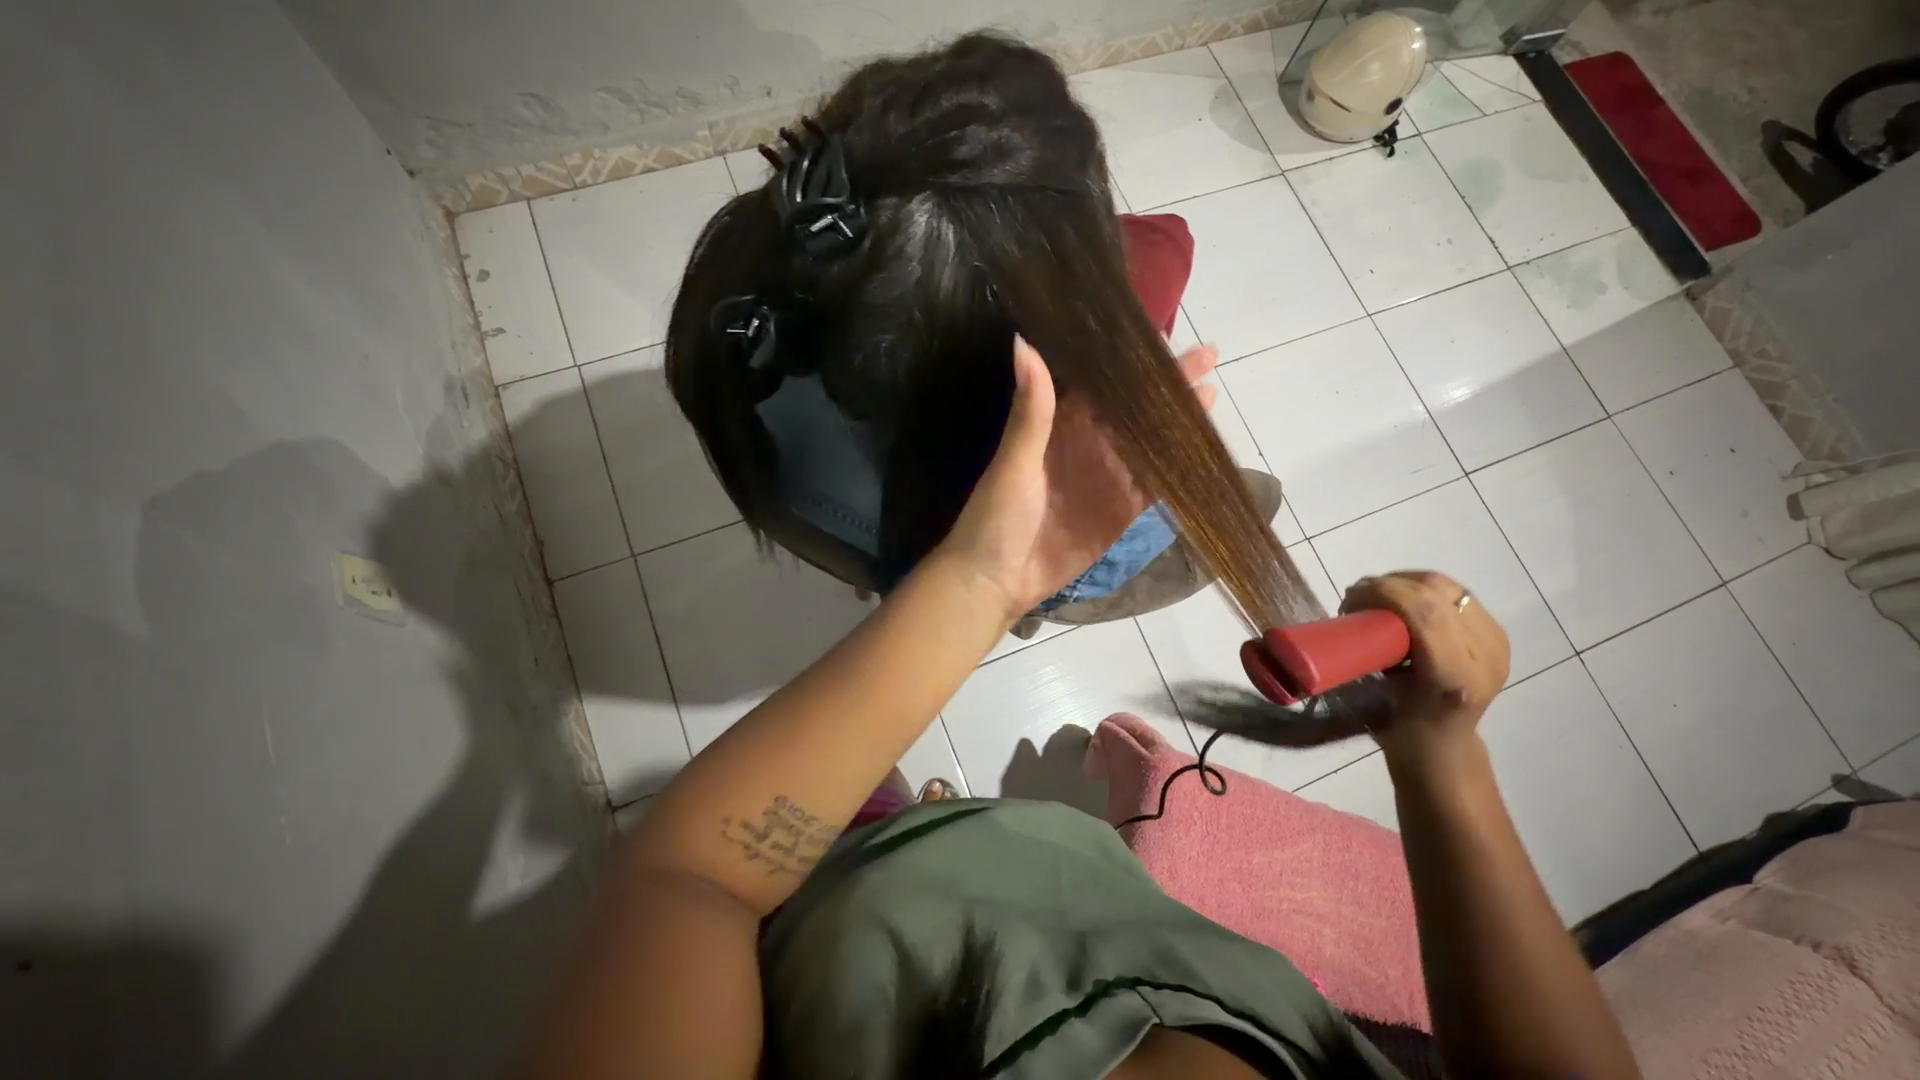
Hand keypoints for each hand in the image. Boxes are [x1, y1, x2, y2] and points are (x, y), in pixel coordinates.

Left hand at [931, 337, 1216, 622]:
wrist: (994, 581)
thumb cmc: (995, 516)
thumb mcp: (1015, 461)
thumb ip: (1032, 409)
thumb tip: (1025, 342)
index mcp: (1060, 427)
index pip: (1104, 386)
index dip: (1132, 364)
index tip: (1165, 340)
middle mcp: (1088, 447)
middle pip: (1134, 411)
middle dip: (1168, 388)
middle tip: (1209, 357)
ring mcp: (1106, 480)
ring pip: (1150, 445)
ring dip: (1178, 425)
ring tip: (1212, 395)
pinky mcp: (1119, 514)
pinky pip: (1153, 487)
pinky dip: (1176, 472)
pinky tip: (1202, 452)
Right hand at [1341, 572, 1510, 766]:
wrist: (1444, 749)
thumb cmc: (1403, 730)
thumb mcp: (1380, 696)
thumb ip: (1375, 653)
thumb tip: (1354, 612)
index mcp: (1457, 677)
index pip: (1425, 614)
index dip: (1384, 592)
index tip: (1350, 597)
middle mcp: (1486, 655)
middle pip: (1438, 592)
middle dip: (1390, 583)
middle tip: (1356, 595)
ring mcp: (1496, 642)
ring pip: (1448, 586)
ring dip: (1405, 581)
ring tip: (1376, 595)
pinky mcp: (1495, 633)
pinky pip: (1456, 593)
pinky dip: (1423, 588)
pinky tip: (1402, 598)